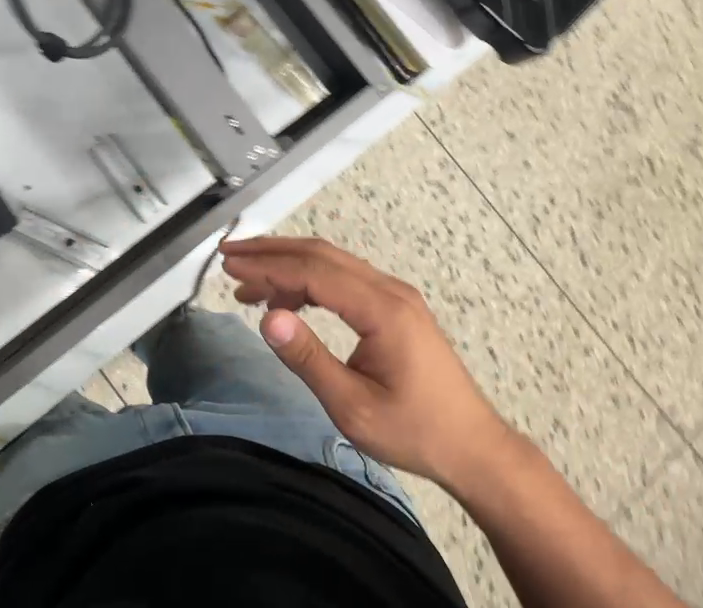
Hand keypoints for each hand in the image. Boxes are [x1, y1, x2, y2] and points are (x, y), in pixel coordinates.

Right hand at [221, 236, 522, 490]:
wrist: (474, 449)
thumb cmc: (414, 432)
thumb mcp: (352, 406)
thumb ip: (308, 359)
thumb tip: (267, 318)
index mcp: (382, 310)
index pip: (313, 271)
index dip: (267, 266)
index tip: (228, 269)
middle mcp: (390, 291)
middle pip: (321, 254)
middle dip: (270, 252)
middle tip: (228, 258)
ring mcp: (395, 296)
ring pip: (331, 262)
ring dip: (286, 265)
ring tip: (246, 286)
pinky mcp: (395, 307)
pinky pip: (343, 278)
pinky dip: (307, 280)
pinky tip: (285, 301)